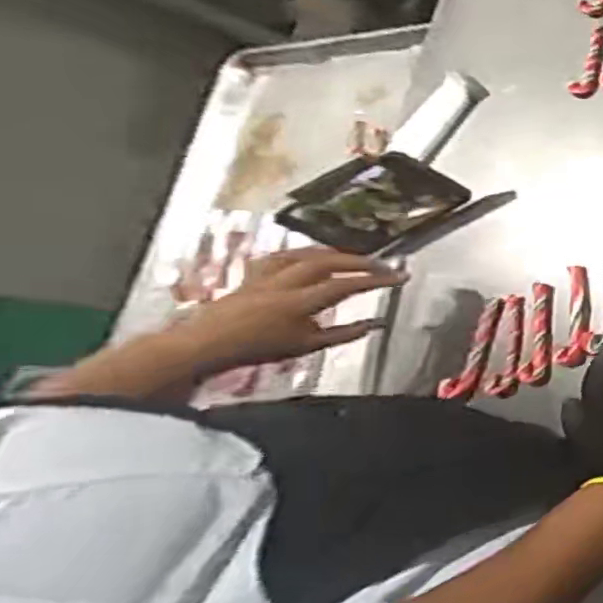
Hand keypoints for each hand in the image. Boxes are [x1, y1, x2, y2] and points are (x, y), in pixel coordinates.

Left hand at [170, 247, 405, 373]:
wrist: (201, 346)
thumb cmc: (256, 350)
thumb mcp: (306, 347)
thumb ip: (344, 334)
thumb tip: (375, 324)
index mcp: (298, 303)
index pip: (345, 285)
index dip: (376, 280)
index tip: (400, 277)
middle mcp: (282, 284)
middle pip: (326, 263)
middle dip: (359, 261)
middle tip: (382, 264)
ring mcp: (264, 277)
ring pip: (302, 255)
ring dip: (332, 253)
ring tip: (352, 255)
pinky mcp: (250, 276)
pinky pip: (278, 257)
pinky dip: (299, 253)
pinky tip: (308, 255)